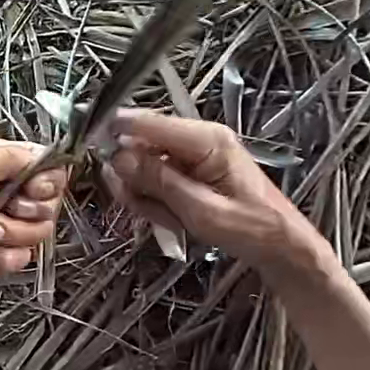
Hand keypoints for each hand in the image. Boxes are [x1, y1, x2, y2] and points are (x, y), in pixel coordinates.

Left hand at [0, 140, 65, 295]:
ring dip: (8, 234)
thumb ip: (6, 155)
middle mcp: (0, 191)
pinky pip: (20, 257)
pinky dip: (2, 257)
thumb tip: (41, 153)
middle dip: (25, 211)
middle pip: (46, 202)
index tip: (31, 188)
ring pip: (35, 232)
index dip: (45, 180)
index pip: (43, 166)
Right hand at [100, 109, 319, 273]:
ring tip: (167, 219)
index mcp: (206, 139)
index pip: (149, 123)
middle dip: (133, 178)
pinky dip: (153, 199)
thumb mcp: (202, 211)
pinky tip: (170, 217)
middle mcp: (196, 138)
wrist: (281, 247)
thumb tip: (118, 158)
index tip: (87, 143)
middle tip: (144, 209)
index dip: (115, 129)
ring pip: (141, 165)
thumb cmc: (252, 229)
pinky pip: (153, 177)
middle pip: (139, 145)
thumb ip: (159, 182)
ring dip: (143, 194)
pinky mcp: (187, 168)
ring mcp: (191, 153)